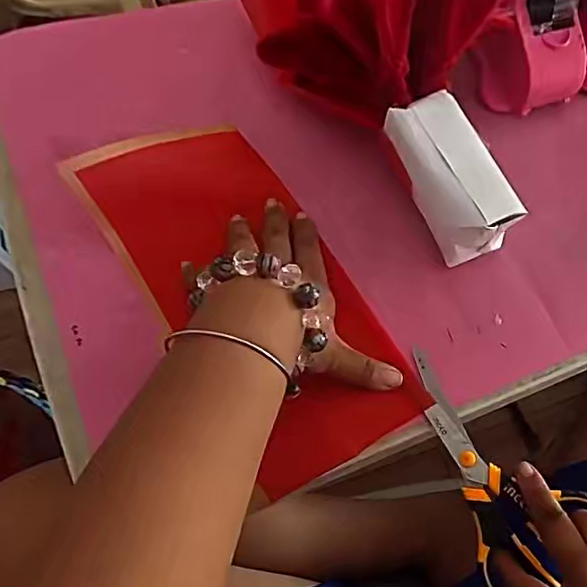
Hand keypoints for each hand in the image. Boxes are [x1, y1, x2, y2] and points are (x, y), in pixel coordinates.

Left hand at [202, 200, 402, 390]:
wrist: (251, 339)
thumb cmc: (296, 343)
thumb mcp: (335, 357)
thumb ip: (361, 368)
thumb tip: (397, 382)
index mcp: (308, 288)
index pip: (309, 257)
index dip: (306, 237)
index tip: (302, 217)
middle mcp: (275, 278)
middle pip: (276, 245)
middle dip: (275, 225)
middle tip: (271, 204)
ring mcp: (241, 281)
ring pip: (241, 252)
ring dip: (240, 235)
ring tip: (237, 219)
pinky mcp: (214, 294)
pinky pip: (204, 280)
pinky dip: (197, 273)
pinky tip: (190, 264)